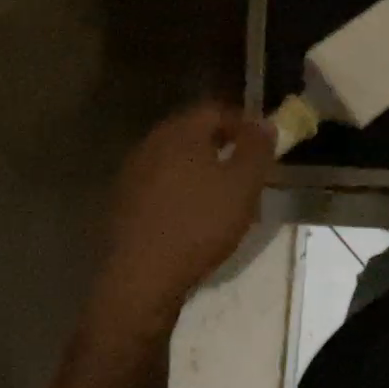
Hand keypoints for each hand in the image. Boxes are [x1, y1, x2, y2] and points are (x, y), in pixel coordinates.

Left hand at [94, 103, 274, 320]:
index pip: (215, 110)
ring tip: (224, 193)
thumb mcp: (243, 185)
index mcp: (180, 133)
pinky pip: (160, 183)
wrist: (142, 277)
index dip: (244, 122)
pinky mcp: (124, 202)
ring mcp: (132, 174)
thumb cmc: (200, 224)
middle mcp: (151, 145)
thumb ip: (257, 149)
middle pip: (192, 132)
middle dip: (222, 144)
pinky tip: (194, 214)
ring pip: (175, 158)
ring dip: (201, 167)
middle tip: (247, 167)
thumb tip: (264, 123)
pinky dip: (181, 189)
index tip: (264, 143)